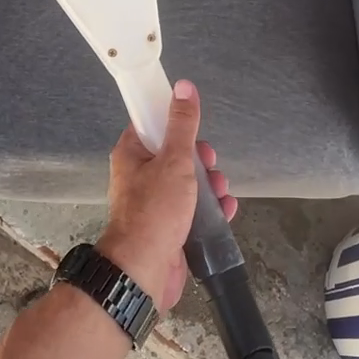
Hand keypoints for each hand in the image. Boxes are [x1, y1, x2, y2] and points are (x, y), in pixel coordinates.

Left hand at [96, 79, 237, 310]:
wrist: (143, 273)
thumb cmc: (155, 210)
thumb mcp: (174, 159)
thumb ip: (183, 124)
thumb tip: (184, 85)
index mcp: (132, 154)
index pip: (152, 125)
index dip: (175, 123)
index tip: (194, 127)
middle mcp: (139, 176)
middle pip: (175, 154)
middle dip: (200, 158)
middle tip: (211, 162)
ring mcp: (154, 204)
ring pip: (187, 183)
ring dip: (209, 184)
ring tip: (222, 191)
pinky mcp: (168, 228)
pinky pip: (192, 210)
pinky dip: (211, 209)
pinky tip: (226, 209)